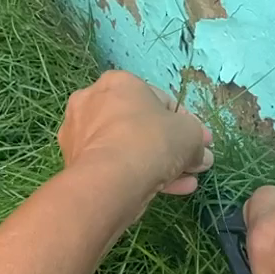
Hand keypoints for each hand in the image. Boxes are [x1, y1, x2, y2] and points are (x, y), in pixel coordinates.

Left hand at [57, 71, 212, 196]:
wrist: (109, 180)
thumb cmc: (151, 141)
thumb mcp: (189, 134)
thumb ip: (196, 139)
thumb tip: (200, 152)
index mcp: (118, 82)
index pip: (159, 99)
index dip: (184, 122)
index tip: (199, 142)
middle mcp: (92, 101)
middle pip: (141, 125)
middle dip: (170, 146)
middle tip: (192, 163)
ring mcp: (79, 134)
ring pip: (128, 148)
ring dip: (158, 163)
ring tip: (184, 181)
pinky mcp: (74, 163)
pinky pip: (115, 166)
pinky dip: (138, 175)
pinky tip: (166, 190)